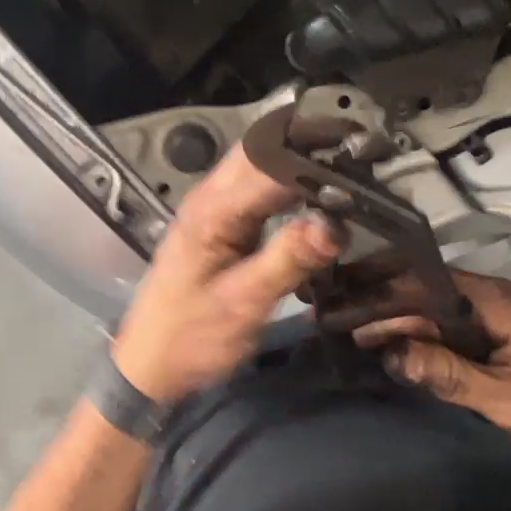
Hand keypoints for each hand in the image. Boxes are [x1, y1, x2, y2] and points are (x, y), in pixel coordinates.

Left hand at [111, 148, 341, 403]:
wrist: (149, 365)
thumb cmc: (190, 338)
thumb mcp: (244, 303)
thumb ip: (288, 259)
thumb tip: (335, 224)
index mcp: (212, 211)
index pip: (270, 164)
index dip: (315, 159)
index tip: (361, 159)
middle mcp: (210, 197)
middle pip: (262, 149)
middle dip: (307, 146)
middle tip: (361, 154)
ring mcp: (213, 208)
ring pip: (259, 165)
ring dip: (298, 162)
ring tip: (349, 170)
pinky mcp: (220, 223)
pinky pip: (257, 188)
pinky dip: (288, 184)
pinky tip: (317, 195)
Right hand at [350, 271, 510, 474]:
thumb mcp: (509, 400)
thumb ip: (449, 374)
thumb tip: (389, 351)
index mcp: (498, 302)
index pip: (424, 283)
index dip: (377, 290)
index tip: (338, 298)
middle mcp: (496, 297)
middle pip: (425, 287)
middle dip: (376, 296)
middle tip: (328, 307)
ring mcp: (499, 315)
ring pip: (434, 306)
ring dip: (393, 315)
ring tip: (347, 326)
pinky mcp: (502, 335)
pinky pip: (449, 324)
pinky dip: (416, 331)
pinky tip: (390, 342)